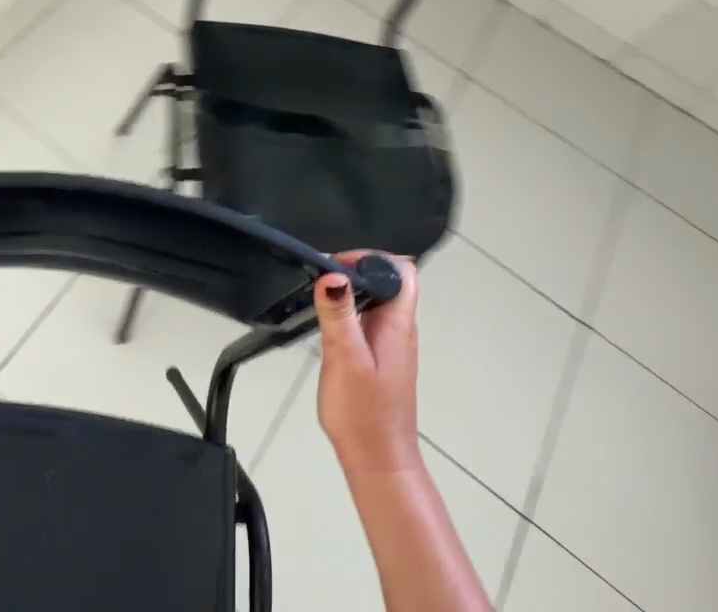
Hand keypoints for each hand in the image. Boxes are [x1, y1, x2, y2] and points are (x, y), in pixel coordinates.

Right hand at [314, 250, 421, 474]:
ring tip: (317, 293)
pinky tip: (326, 321)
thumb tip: (332, 274)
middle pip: (388, 280)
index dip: (371, 257)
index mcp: (398, 324)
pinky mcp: (378, 357)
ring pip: (376, 299)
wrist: (377, 459)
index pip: (400, 270)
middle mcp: (399, 328)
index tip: (335, 264)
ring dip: (350, 289)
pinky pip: (367, 318)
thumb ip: (339, 315)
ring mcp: (390, 343)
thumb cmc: (363, 411)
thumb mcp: (345, 359)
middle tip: (319, 275)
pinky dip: (348, 310)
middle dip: (356, 268)